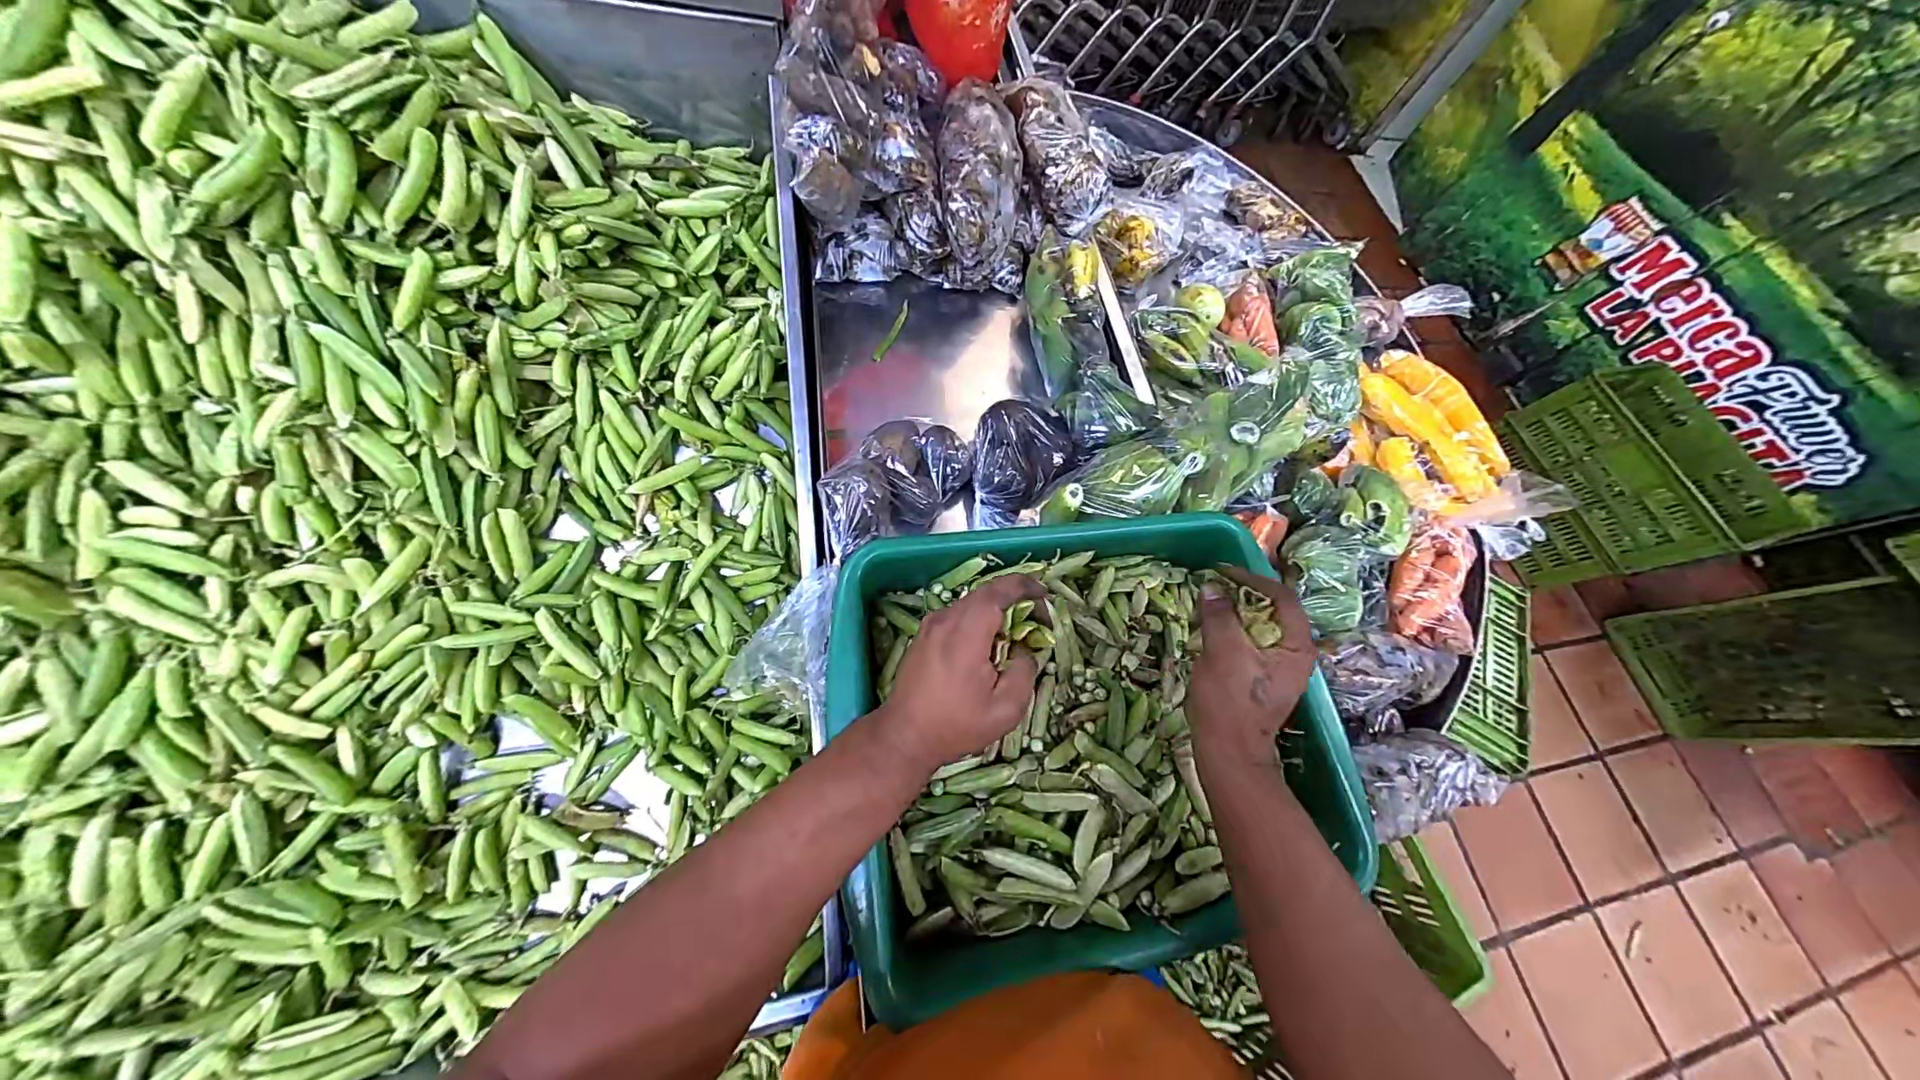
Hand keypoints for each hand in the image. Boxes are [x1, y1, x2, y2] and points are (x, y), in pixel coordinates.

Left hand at [871, 574, 1046, 775]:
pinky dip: (978, 621)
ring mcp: (930, 626)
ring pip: (970, 605)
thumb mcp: (1005, 709)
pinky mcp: (923, 636)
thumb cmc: (955, 725)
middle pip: (984, 595)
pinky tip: (987, 645)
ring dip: (995, 611)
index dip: (1024, 586)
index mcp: (965, 633)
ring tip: (1015, 634)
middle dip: (1014, 599)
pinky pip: (957, 617)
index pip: (997, 592)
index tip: (1044, 594)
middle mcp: (944, 620)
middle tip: (1038, 618)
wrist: (904, 737)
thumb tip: (1026, 653)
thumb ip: (1024, 673)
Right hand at [1188, 566, 1315, 766]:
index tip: (1223, 572)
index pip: (1282, 598)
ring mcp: (1278, 669)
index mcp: (1297, 647)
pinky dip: (1231, 631)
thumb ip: (1220, 616)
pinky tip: (1210, 630)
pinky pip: (1249, 644)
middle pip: (1272, 611)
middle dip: (1242, 595)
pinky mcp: (1260, 679)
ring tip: (1208, 603)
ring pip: (1259, 628)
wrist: (1228, 753)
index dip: (1253, 580)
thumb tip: (1212, 587)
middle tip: (1213, 585)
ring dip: (1234, 612)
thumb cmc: (1230, 703)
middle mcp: (1295, 655)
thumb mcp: (1223, 653)